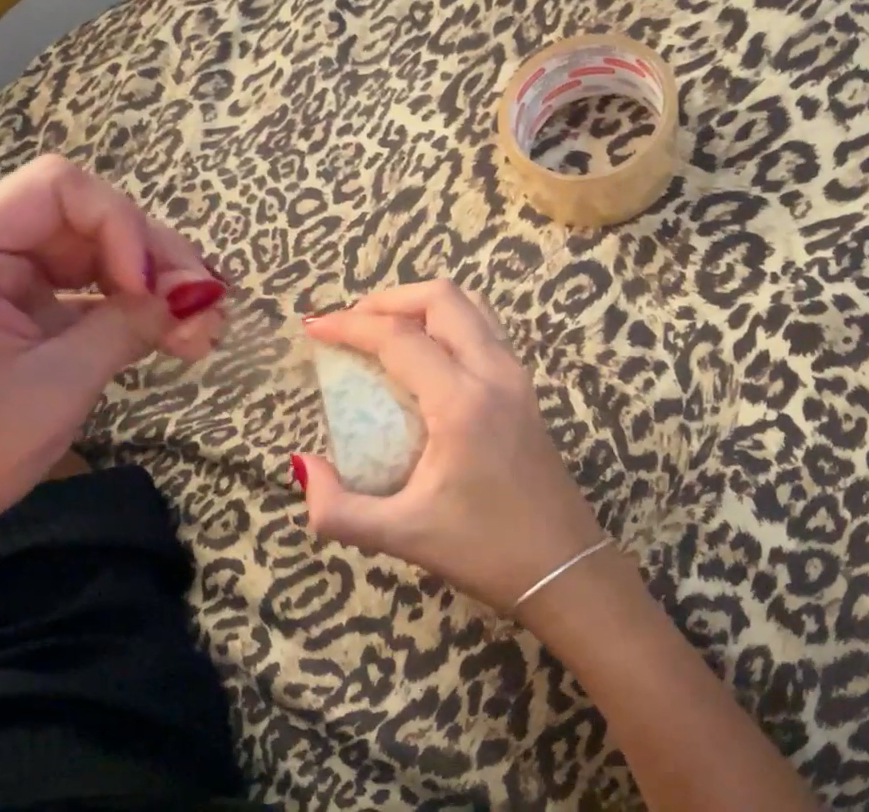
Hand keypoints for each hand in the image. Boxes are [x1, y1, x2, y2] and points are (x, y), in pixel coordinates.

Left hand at [0, 154, 226, 569]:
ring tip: (200, 326)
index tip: (151, 289)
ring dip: (147, 282)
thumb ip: (128, 327)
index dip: (121, 226)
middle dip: (150, 256)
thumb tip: (196, 298)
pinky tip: (167, 333)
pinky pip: (74, 288)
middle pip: (81, 217)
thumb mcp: (56, 388)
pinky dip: (122, 307)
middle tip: (207, 304)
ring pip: (87, 251)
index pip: (58, 188)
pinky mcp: (3, 311)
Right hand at [297, 280, 604, 613]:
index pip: (398, 337)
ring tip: (384, 331)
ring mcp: (517, 377)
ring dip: (422, 306)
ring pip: (470, 306)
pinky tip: (424, 357)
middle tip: (350, 324)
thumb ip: (338, 509)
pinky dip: (448, 323)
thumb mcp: (402, 537)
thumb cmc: (485, 552)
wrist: (566, 570)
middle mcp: (495, 374)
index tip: (313, 328)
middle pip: (442, 298)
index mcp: (462, 403)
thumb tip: (303, 465)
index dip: (350, 325)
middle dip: (388, 300)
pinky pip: (485, 329)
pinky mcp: (527, 390)